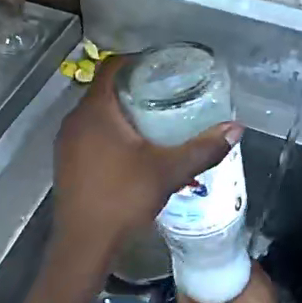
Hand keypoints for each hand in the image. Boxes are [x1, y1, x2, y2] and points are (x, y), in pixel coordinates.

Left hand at [50, 55, 241, 268]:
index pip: (112, 67)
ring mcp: (65, 141)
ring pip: (95, 114)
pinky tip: (130, 148)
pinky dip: (107, 131)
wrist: (84, 241)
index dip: (136, 61)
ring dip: (120, 112)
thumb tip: (236, 129)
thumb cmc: (123, 198)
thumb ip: (202, 148)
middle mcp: (74, 119)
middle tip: (164, 92)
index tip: (162, 66)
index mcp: (95, 111)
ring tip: (152, 118)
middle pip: (103, 89)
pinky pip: (88, 133)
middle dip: (132, 87)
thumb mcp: (168, 171)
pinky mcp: (65, 159)